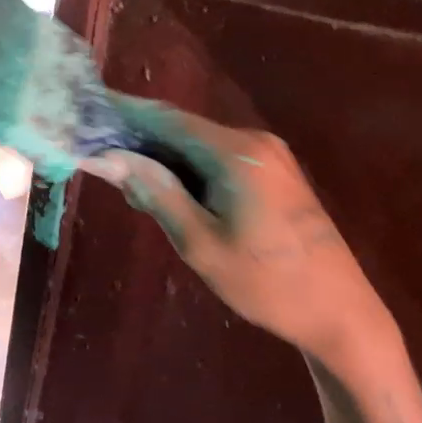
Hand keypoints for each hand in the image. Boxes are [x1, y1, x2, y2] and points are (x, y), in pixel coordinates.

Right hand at [92, 97, 394, 363]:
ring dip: (157, 158)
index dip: (121, 113)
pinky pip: (215, 161)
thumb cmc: (265, 283)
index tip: (82, 111)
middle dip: (134, 138)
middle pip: (180, 129)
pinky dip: (183, 171)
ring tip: (117, 176)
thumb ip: (155, 193)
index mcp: (235, 153)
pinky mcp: (272, 176)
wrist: (338, 312)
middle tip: (91, 152)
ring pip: (196, 147)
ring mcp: (267, 157)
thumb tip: (109, 158)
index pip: (165, 119)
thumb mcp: (200, 242)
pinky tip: (159, 191)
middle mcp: (253, 142)